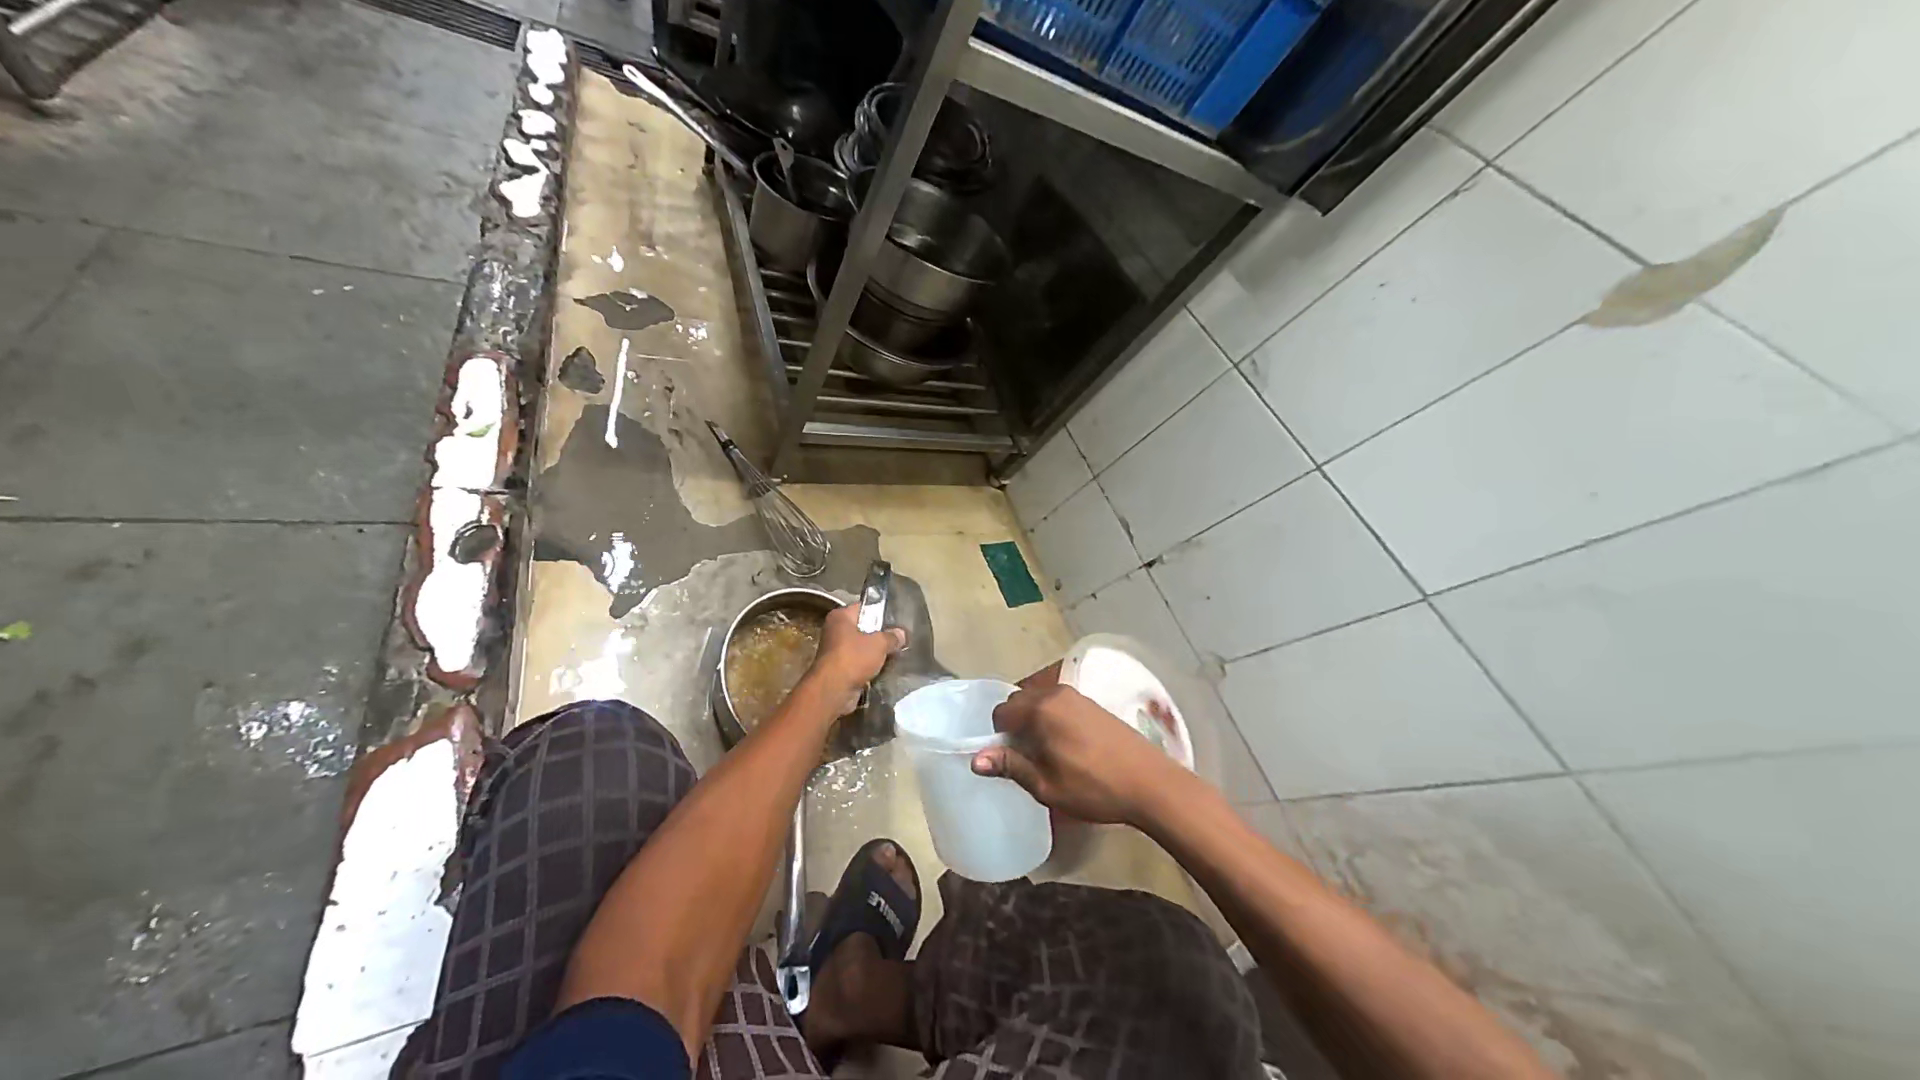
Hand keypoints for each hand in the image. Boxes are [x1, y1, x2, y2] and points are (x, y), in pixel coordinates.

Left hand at [805, 603, 906, 714]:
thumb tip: (901, 634)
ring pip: (862, 647)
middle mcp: (835, 630)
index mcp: (840, 617)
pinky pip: (860, 663)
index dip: (880, 611)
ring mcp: (836, 651)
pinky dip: (870, 666)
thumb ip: (892, 637)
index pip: (864, 607)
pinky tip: (885, 669)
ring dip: (876, 653)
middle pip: (863, 628)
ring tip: (895, 654)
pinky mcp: (840, 669)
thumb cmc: (854, 658)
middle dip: (880, 635)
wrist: (833, 690)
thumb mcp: (879, 643)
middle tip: (899, 638)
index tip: (897, 619)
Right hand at [972, 684, 1191, 826]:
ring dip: (1033, 720)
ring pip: (1039, 700)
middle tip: (1025, 758)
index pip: (1001, 711)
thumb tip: (975, 759)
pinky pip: (1058, 703)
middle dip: (1014, 724)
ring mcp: (1077, 695)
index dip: (998, 735)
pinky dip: (1052, 717)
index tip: (1009, 759)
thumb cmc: (1094, 788)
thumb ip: (1011, 766)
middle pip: (1019, 700)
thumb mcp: (1047, 785)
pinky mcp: (1093, 704)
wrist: (1151, 784)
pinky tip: (1066, 746)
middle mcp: (1056, 693)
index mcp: (1041, 709)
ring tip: (1045, 753)